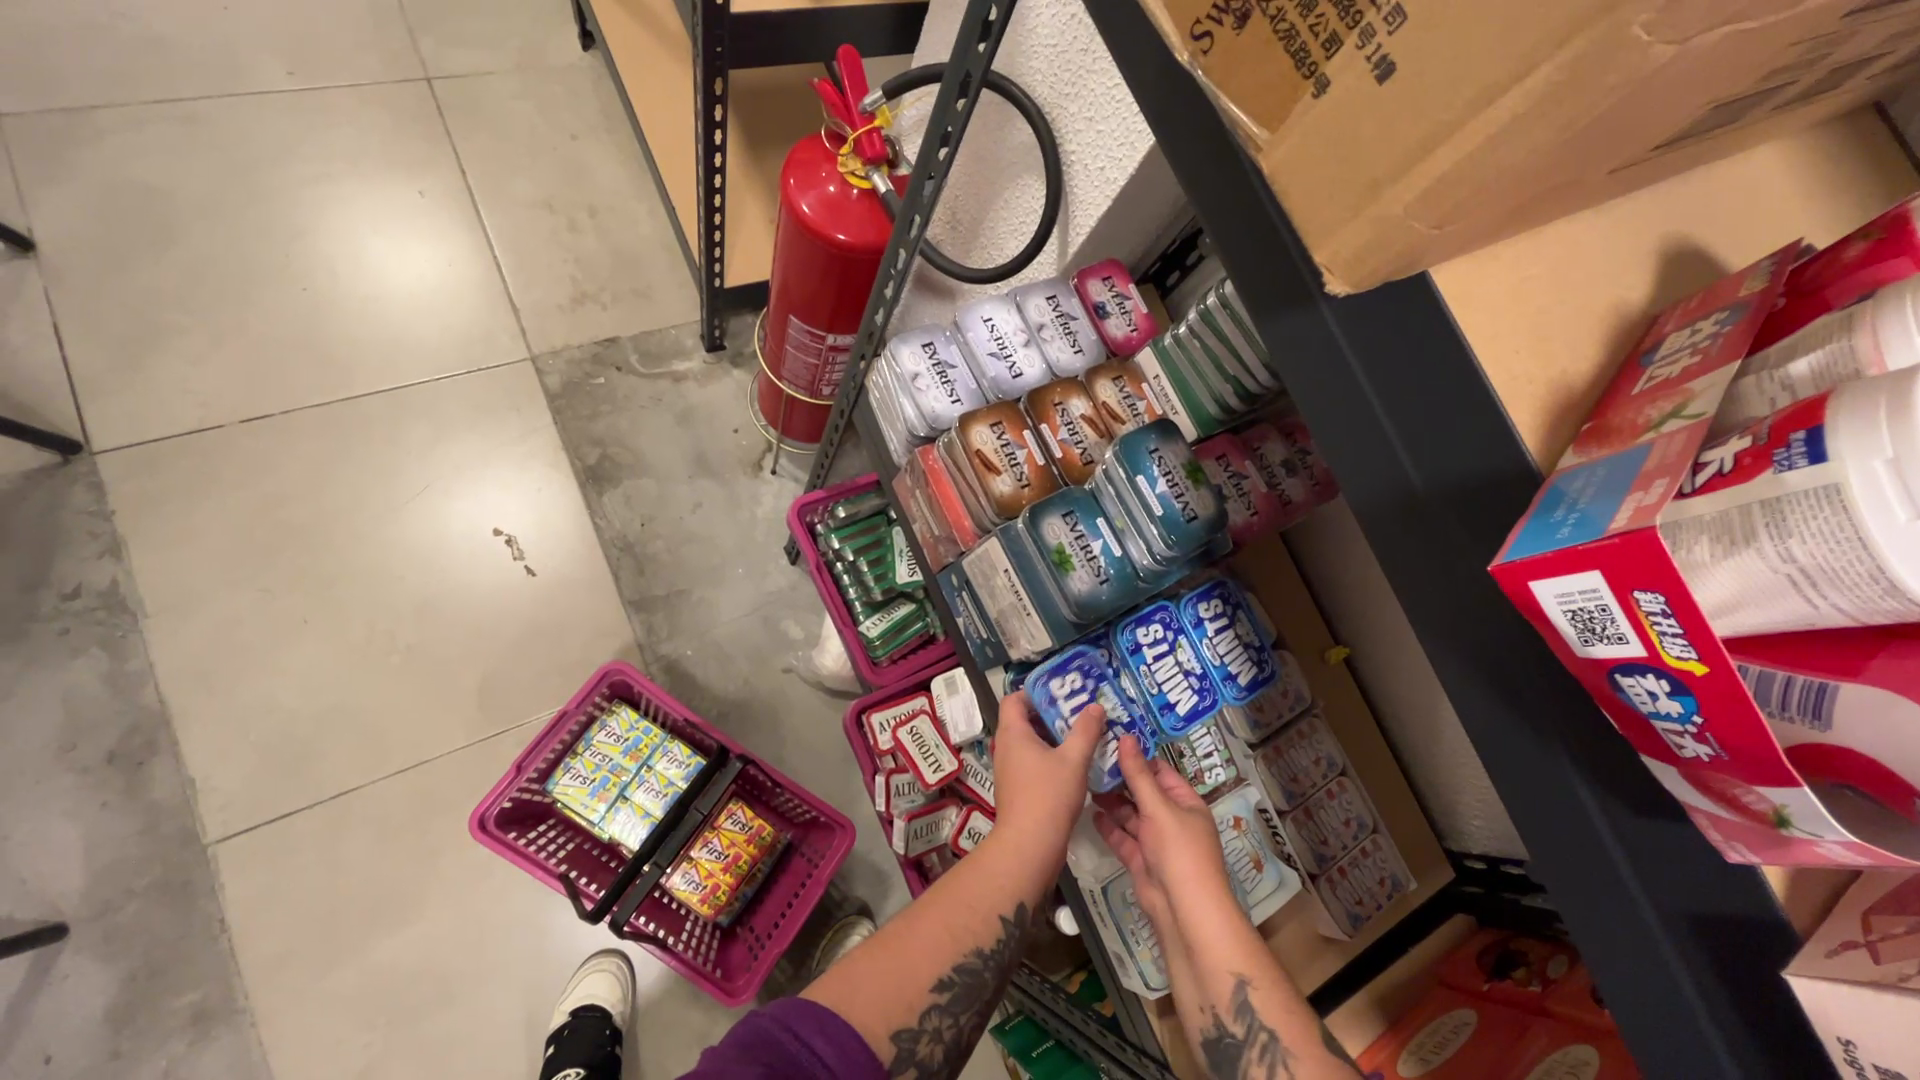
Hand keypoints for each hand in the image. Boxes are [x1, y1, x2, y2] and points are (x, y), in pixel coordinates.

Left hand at [991, 691, 1103, 858]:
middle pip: (1024, 720)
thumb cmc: (1049, 795)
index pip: (1014, 699)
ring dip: (1054, 738)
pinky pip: (1033, 763)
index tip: (1062, 693)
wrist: (1029, 845)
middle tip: (1080, 713)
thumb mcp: (1074, 759)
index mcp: (1013, 733)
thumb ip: (1085, 731)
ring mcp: (1009, 770)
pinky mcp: (1017, 788)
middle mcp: (1006, 748)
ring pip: (1031, 744)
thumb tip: (1095, 706)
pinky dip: (1051, 758)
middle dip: (1052, 715)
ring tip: (1083, 735)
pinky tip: (1076, 764)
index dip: (1035, 692)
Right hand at [1093, 735, 1229, 920]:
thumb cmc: (1179, 851)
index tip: (1110, 742)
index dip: (1138, 758)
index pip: (1161, 772)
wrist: (1183, 909)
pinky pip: (1124, 839)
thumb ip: (1138, 775)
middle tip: (1091, 762)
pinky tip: (1092, 814)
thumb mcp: (1159, 808)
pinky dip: (1110, 828)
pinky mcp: (1142, 861)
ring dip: (1113, 803)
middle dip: (1121, 781)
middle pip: (1144, 793)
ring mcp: (1157, 842)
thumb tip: (1127, 736)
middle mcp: (1173, 820)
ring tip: (1086, 785)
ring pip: (1132, 816)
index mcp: (1186, 803)